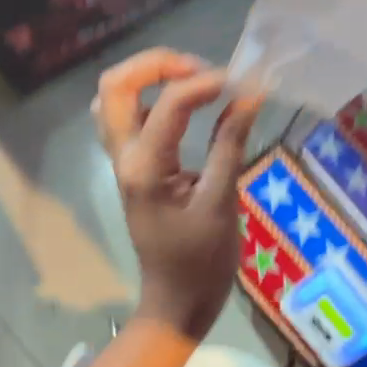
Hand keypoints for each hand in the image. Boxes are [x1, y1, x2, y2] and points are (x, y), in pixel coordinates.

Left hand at [95, 48, 262, 340]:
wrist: (177, 302)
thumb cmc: (202, 261)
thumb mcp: (222, 202)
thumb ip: (230, 143)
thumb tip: (250, 94)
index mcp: (144, 168)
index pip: (169, 103)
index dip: (207, 83)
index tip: (245, 83)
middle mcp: (123, 158)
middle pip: (116, 86)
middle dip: (158, 65)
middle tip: (203, 72)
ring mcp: (123, 162)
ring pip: (116, 99)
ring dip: (149, 79)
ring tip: (194, 82)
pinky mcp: (133, 168)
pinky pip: (127, 118)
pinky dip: (151, 99)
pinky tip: (184, 106)